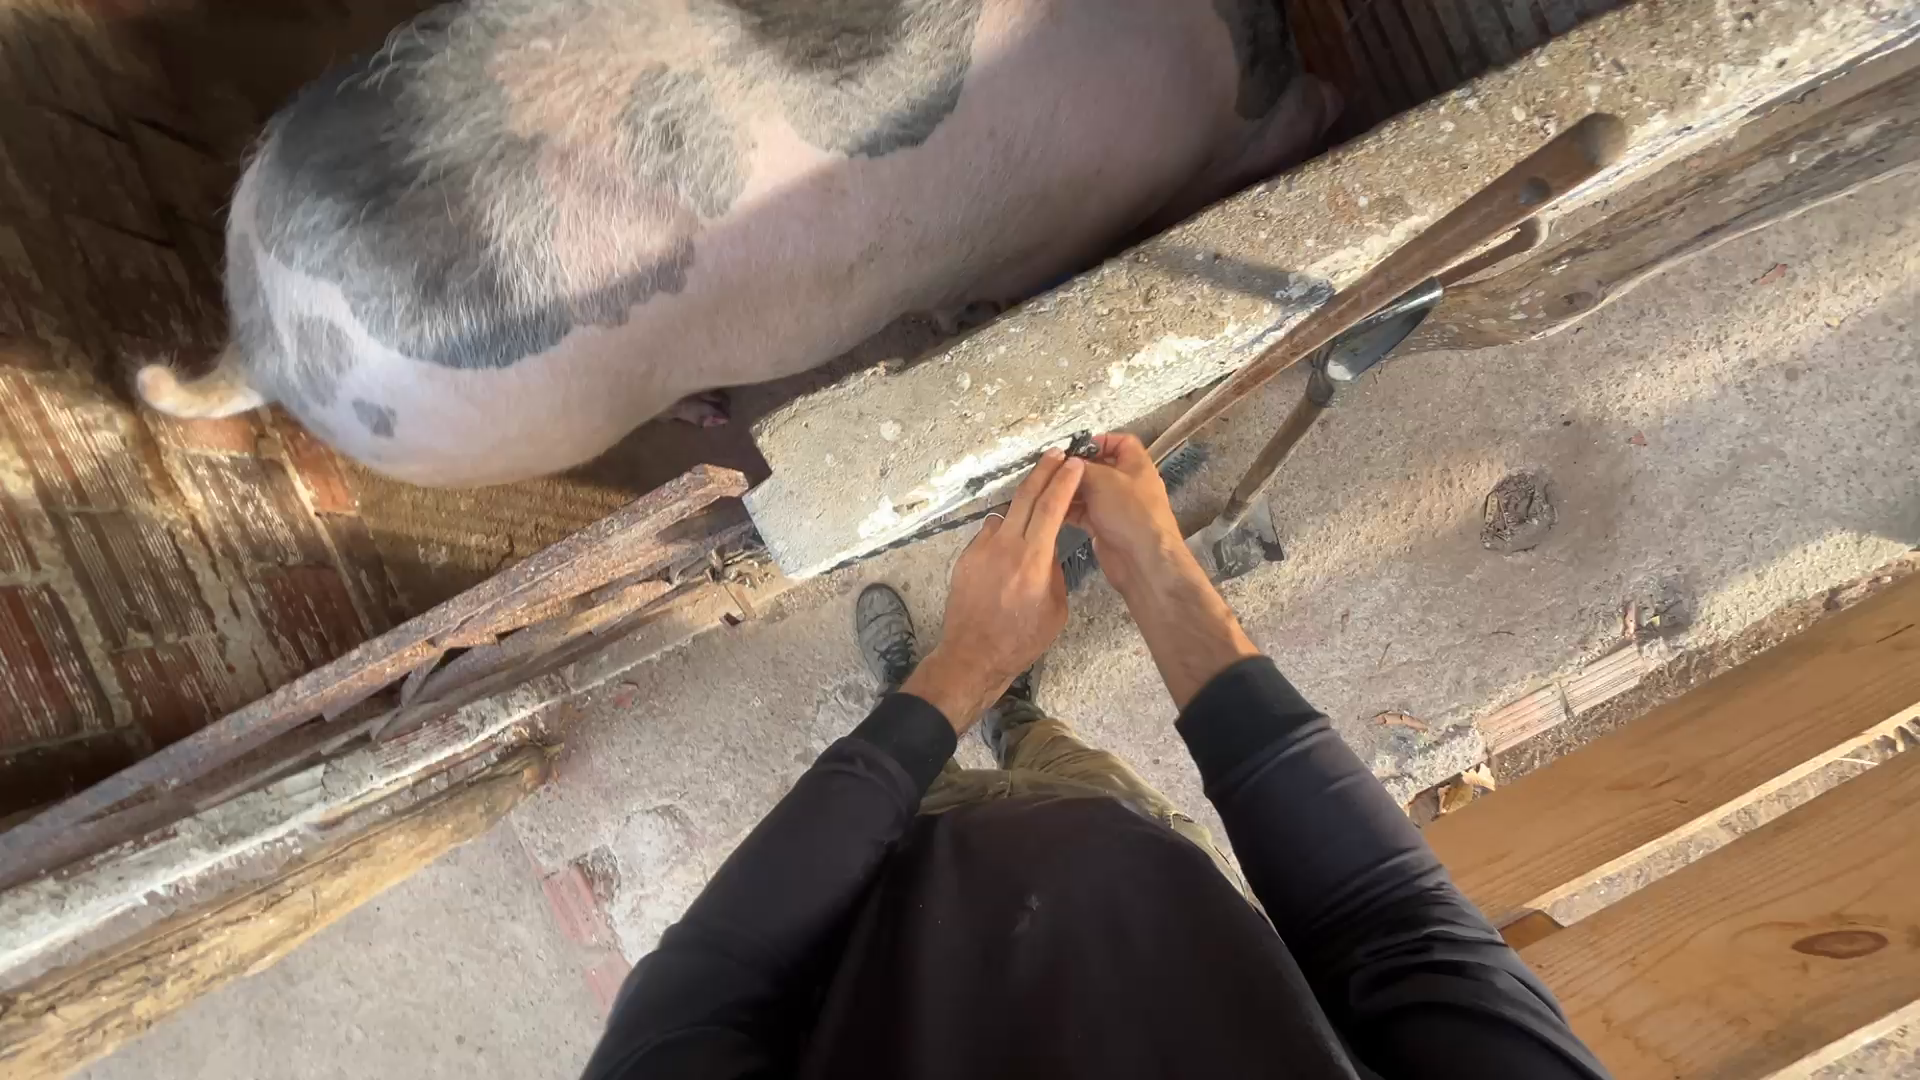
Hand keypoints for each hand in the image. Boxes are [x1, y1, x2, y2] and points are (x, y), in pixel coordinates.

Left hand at [903, 449, 1084, 731]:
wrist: (973, 656)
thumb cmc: (1020, 639)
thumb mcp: (1055, 608)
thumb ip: (1053, 571)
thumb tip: (1047, 549)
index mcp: (1032, 560)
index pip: (1052, 507)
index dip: (1064, 480)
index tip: (1073, 463)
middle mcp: (1004, 547)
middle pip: (1025, 496)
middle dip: (1043, 471)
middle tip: (1055, 455)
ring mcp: (981, 550)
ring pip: (1005, 515)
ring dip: (1021, 509)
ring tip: (1034, 512)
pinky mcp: (966, 558)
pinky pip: (989, 535)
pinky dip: (1002, 535)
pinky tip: (1009, 552)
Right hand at [1066, 433, 1190, 589]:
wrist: (1142, 559)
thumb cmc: (1130, 513)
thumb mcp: (1103, 479)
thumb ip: (1081, 467)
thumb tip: (1067, 463)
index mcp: (1136, 465)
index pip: (1121, 442)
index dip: (1099, 440)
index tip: (1076, 446)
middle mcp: (1127, 484)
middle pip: (1099, 468)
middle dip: (1076, 469)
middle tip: (1054, 469)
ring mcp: (1116, 507)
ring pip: (1089, 492)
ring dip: (1070, 491)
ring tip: (1049, 489)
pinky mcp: (1105, 526)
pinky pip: (1084, 513)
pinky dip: (1069, 510)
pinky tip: (1053, 509)